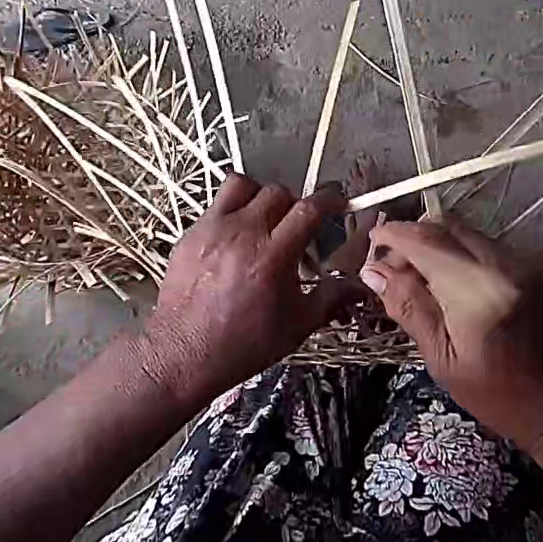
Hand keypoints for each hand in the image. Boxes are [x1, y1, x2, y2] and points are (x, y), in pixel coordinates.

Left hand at [139, 174, 347, 406]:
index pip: (309, 209)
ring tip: (263, 220)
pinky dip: (232, 211)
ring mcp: (212, 230)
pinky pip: (216, 205)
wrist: (183, 356)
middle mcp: (242, 234)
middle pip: (278, 192)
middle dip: (294, 204)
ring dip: (260, 197)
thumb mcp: (296, 325)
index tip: (337, 202)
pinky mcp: (190, 234)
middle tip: (297, 227)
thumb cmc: (242, 344)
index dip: (329, 199)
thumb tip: (360, 287)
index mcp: (272, 257)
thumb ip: (331, 298)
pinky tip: (235, 238)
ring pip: (243, 185)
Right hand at [358, 220, 542, 460]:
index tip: (369, 247)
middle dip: (410, 237)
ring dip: (433, 243)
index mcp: (475, 287)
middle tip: (389, 267)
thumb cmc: (503, 397)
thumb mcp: (444, 360)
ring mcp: (521, 259)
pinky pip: (483, 243)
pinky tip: (447, 283)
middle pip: (443, 225)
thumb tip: (374, 271)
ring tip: (415, 278)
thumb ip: (409, 307)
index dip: (390, 235)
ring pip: (463, 230)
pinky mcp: (531, 264)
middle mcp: (501, 261)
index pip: (422, 240)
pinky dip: (456, 251)